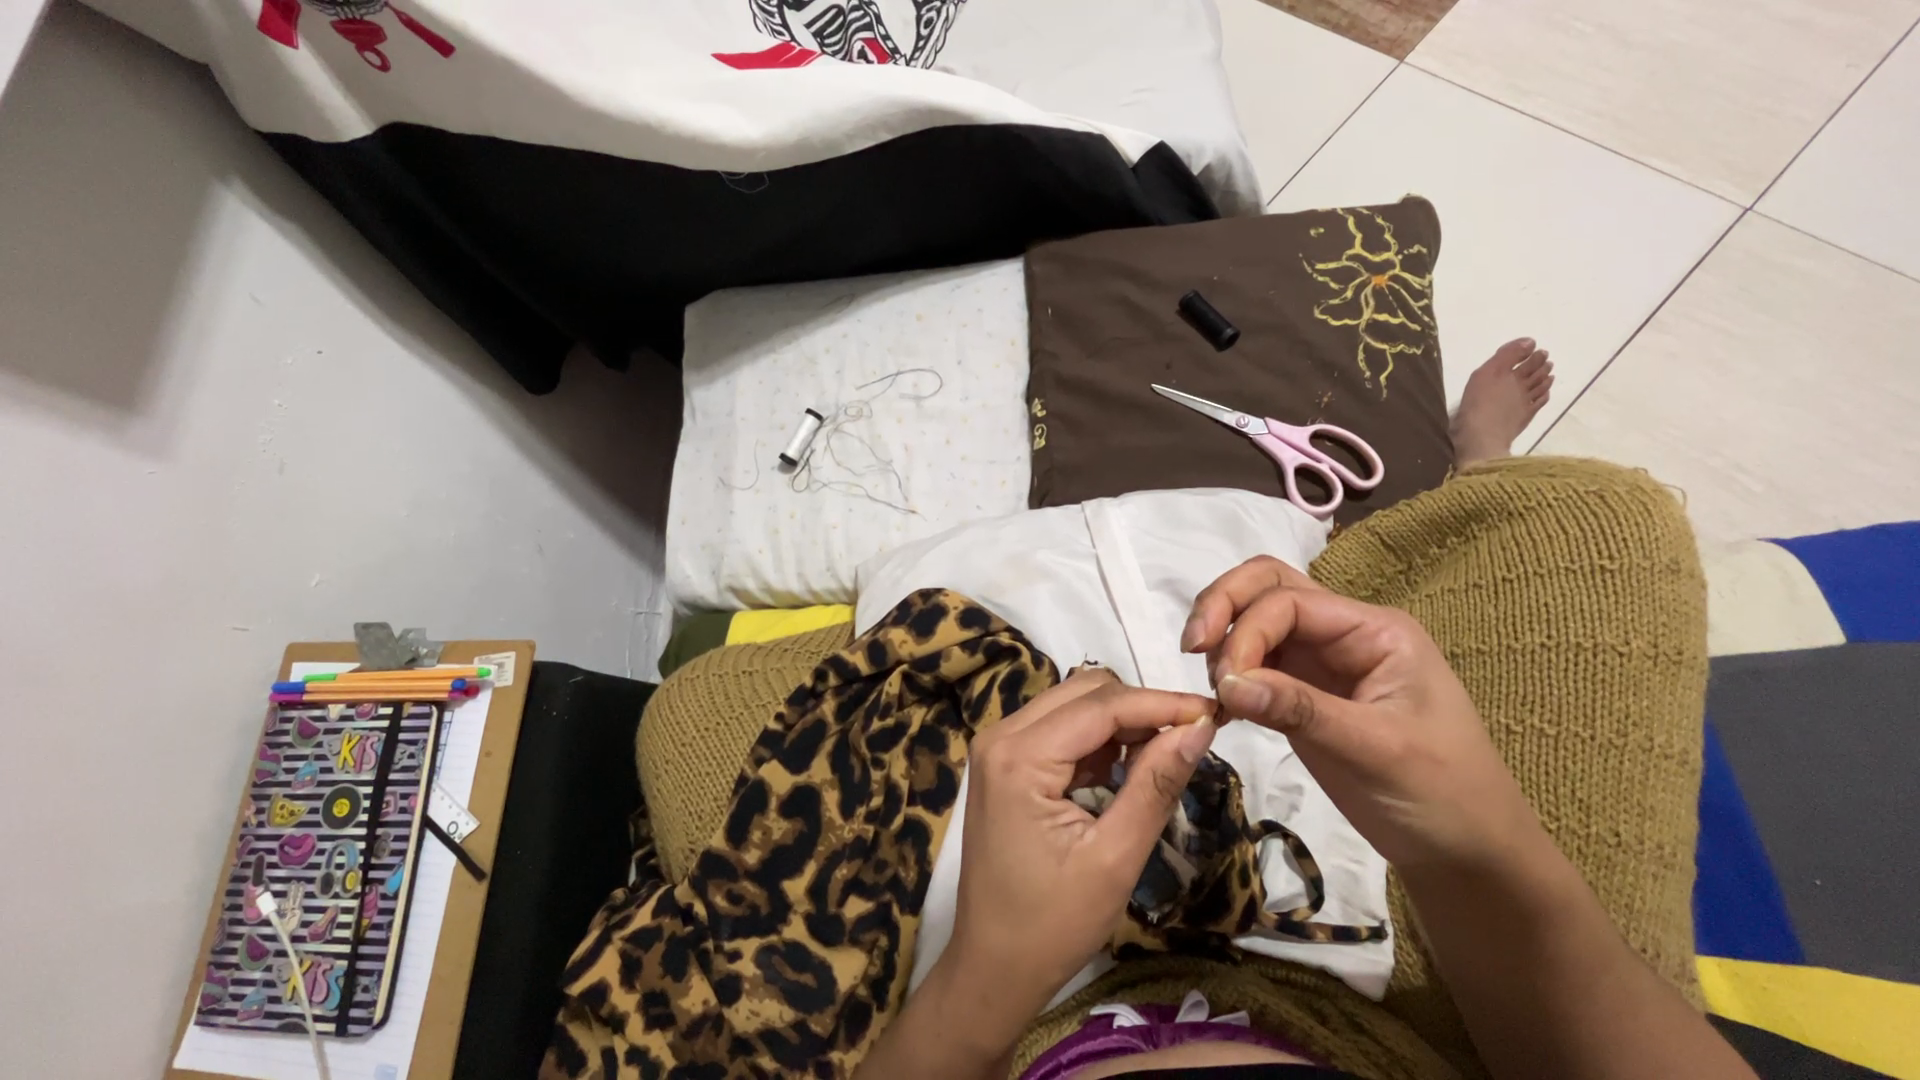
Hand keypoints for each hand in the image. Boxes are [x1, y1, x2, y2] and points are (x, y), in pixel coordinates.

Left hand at [941, 669, 1216, 1036]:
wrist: (993, 966)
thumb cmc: (1053, 923)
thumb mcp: (1115, 857)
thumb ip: (1155, 785)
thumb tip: (1200, 727)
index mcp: (1018, 756)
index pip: (1101, 705)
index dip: (1161, 704)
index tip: (1214, 713)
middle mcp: (1000, 736)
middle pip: (1084, 693)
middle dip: (1142, 708)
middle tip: (1192, 737)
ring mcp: (998, 748)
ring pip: (1073, 705)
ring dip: (1121, 721)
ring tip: (1165, 754)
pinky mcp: (1005, 764)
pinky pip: (1060, 730)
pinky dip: (1099, 740)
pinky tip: (1127, 767)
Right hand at [1182, 556, 1542, 871]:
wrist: (1467, 856)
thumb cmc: (1442, 795)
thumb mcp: (1375, 749)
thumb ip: (1299, 709)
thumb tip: (1226, 683)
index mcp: (1373, 631)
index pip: (1289, 601)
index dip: (1247, 632)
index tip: (1225, 685)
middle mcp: (1344, 635)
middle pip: (1268, 588)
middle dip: (1223, 607)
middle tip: (1190, 649)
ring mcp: (1321, 665)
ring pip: (1255, 623)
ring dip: (1222, 643)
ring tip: (1214, 694)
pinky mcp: (1302, 696)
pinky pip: (1254, 667)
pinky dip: (1228, 678)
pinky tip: (1218, 710)